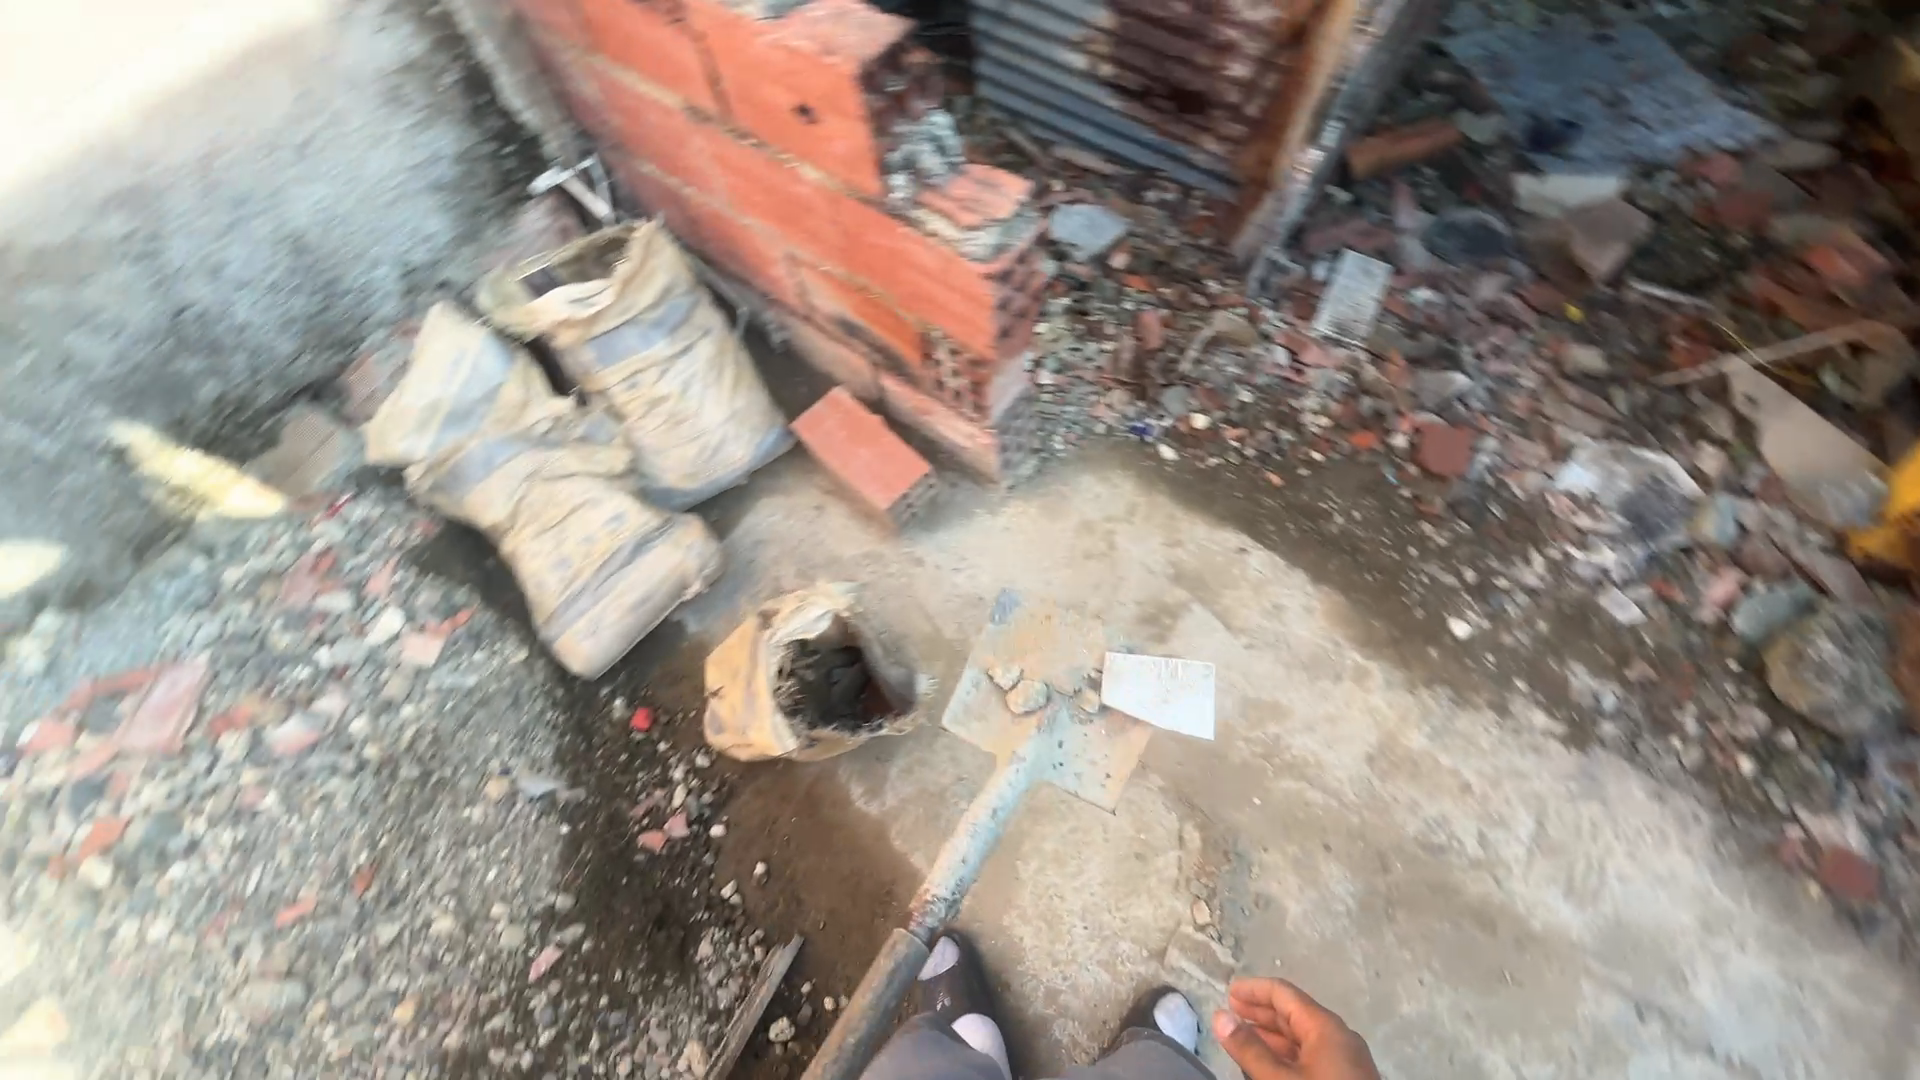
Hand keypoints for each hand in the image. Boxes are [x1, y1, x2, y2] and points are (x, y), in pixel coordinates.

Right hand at [1211, 977, 1379, 1079]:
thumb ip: (1249, 1049)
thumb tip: (1219, 1016)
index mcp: (1326, 1027)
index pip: (1284, 993)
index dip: (1253, 990)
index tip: (1227, 993)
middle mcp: (1339, 1038)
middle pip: (1294, 1013)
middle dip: (1260, 1012)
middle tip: (1231, 1013)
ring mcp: (1347, 1062)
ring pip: (1303, 1038)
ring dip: (1272, 1036)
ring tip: (1244, 1038)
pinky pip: (1313, 1057)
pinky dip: (1287, 1055)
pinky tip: (1271, 1066)